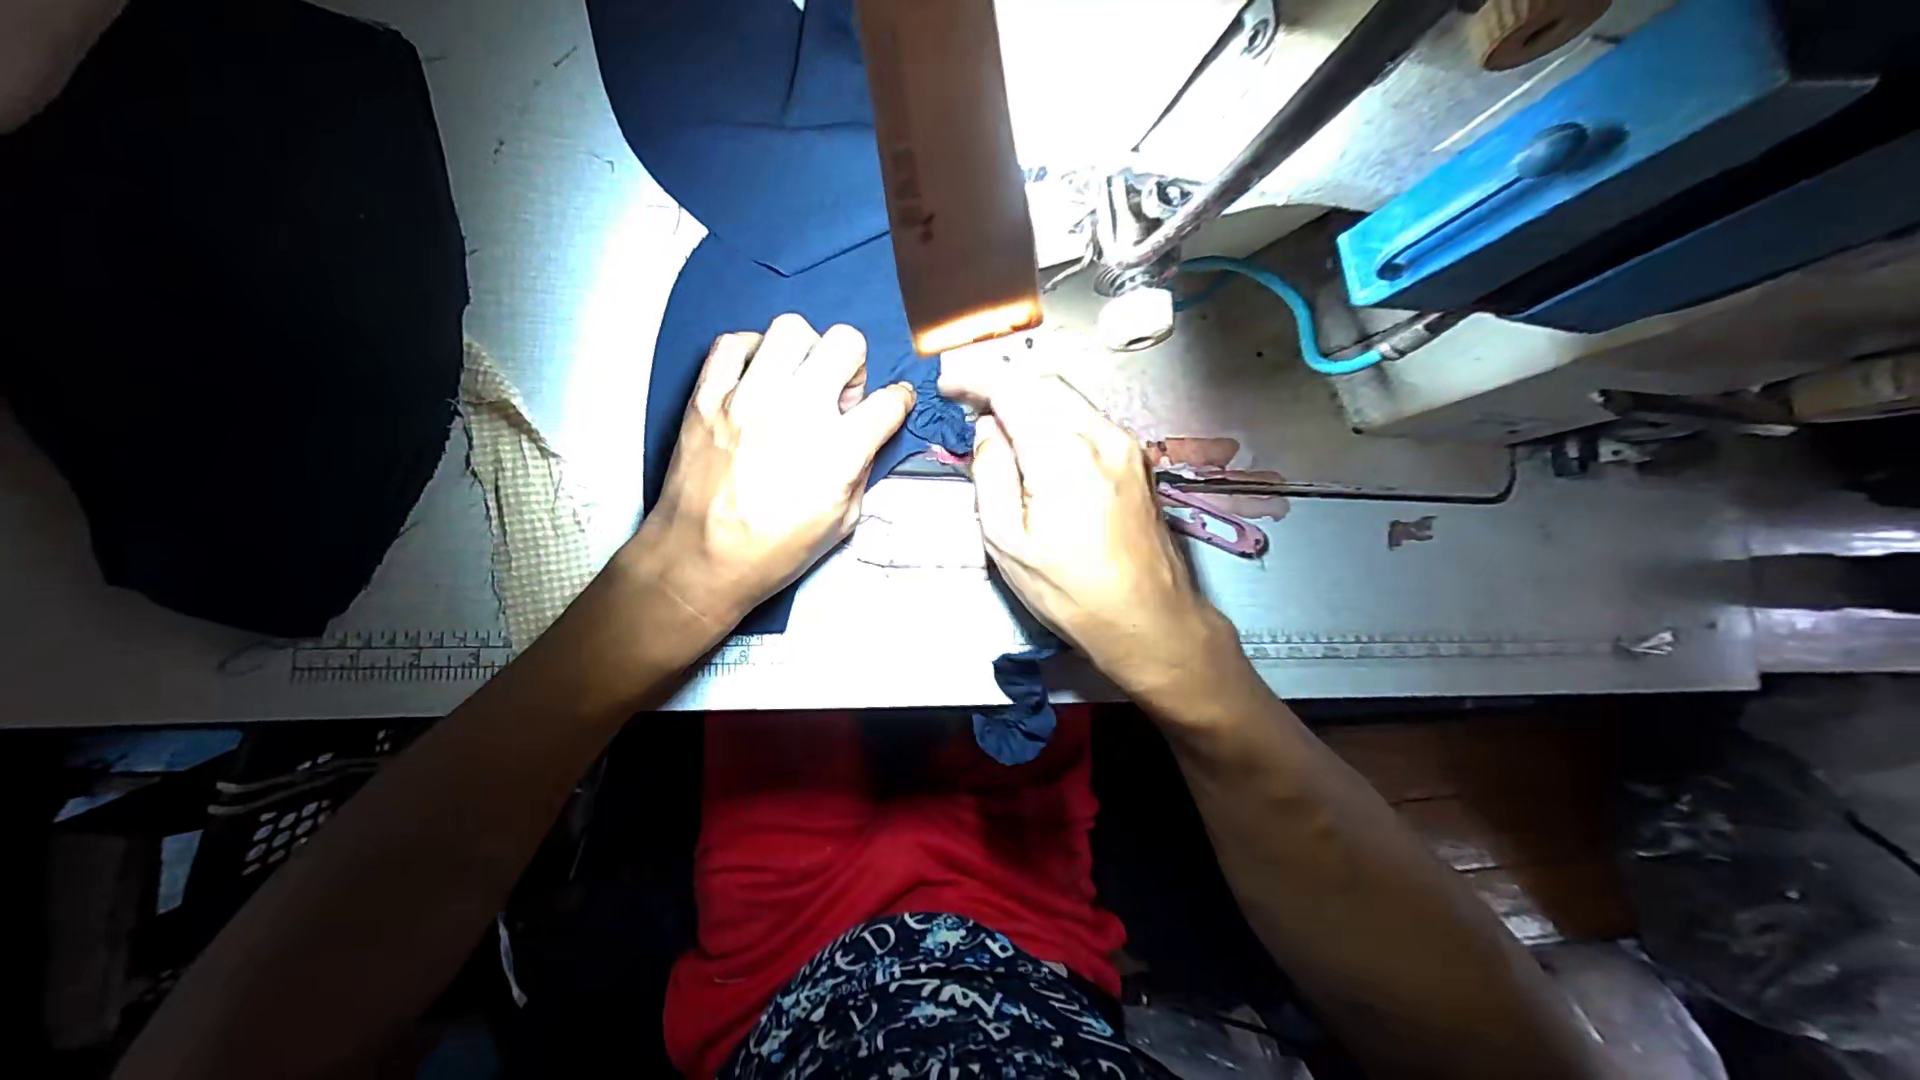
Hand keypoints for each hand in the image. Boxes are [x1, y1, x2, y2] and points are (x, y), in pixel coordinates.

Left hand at [630, 314, 914, 636]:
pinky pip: (733, 342)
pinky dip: (752, 352)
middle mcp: (797, 413)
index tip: (892, 404)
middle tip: (838, 392)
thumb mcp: (842, 522)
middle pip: (845, 344)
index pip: (890, 401)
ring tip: (796, 380)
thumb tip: (867, 438)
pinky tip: (756, 377)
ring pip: (792, 329)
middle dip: (853, 365)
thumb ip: (862, 470)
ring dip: (806, 351)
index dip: (899, 401)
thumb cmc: (772, 552)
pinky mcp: (707, 396)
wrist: (700, 559)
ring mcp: (748, 399)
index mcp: (838, 452)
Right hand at [963, 369, 1240, 702]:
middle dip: (1002, 382)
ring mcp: (1126, 444)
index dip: (974, 378)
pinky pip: (1088, 417)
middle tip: (969, 403)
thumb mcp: (1006, 541)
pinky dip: (1056, 415)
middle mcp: (1101, 434)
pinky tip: (1040, 441)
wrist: (1148, 618)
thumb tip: (988, 431)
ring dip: (1030, 397)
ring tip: (1000, 423)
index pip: (1013, 387)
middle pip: (1043, 381)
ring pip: (1069, 396)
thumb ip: (991, 474)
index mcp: (1063, 452)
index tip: (948, 384)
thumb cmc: (1071, 590)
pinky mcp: (1137, 459)